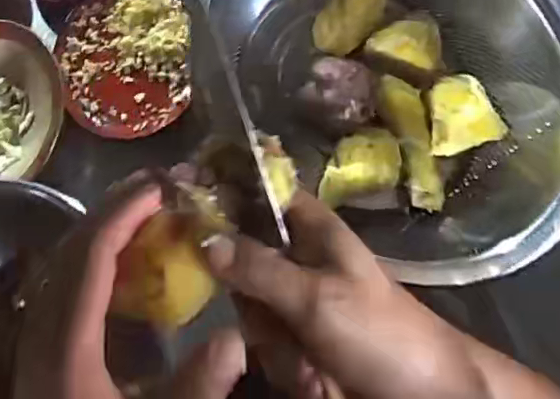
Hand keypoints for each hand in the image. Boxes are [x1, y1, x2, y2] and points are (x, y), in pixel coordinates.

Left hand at [15, 179, 247, 398]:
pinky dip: (94, 257)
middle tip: (157, 188)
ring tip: (143, 212)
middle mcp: (42, 326)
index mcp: (67, 340)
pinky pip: (64, 281)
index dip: (126, 213)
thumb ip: (196, 389)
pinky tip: (121, 263)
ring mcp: (36, 336)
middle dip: (115, 209)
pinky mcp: (40, 348)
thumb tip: (238, 340)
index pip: (93, 252)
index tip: (159, 188)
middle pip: (74, 245)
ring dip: (103, 229)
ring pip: (65, 260)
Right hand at [203, 193, 559, 398]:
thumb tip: (202, 237)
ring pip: (247, 304)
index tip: (177, 183)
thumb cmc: (382, 334)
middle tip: (267, 319)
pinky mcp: (297, 344)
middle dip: (245, 292)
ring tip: (313, 367)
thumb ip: (257, 266)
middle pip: (237, 251)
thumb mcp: (318, 297)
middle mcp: (294, 255)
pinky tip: (315, 383)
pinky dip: (284, 367)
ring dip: (274, 342)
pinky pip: (264, 344)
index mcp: (306, 224)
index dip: (217, 181)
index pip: (251, 186)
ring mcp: (294, 302)